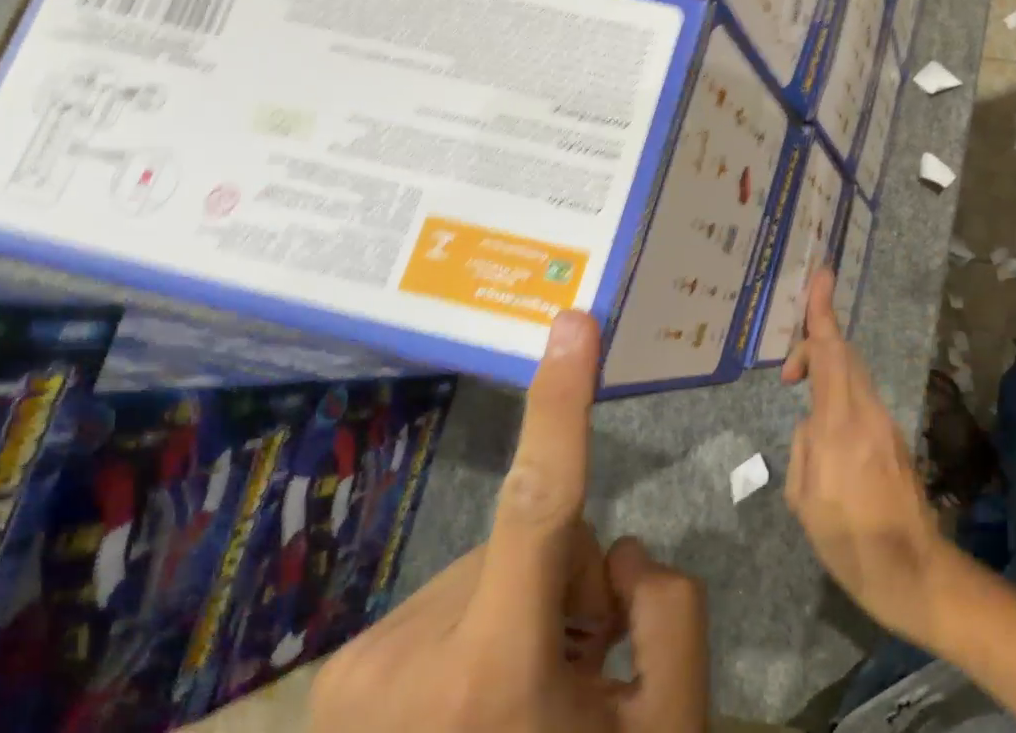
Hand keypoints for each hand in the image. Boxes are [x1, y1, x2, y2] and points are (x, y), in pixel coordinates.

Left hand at [310, 313, 707, 732]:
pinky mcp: (342, 679)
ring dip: (531, 606)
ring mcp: (358, 671)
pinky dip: (488, 627)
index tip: (572, 322)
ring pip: (489, 571)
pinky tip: (491, 700)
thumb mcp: (673, 718)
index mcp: (498, 669)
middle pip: (530, 544)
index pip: (541, 501)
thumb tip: (616, 551)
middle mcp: (406, 656)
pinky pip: (449, 604)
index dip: (562, 403)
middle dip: (574, 579)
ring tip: (536, 693)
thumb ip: (673, 606)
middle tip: (588, 664)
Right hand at [783, 268, 953, 642]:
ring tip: (800, 387)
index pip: (833, 354)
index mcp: (842, 426)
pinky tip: (824, 423)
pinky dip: (840, 395)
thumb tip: (812, 423)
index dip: (824, 313)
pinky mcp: (894, 441)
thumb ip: (804, 449)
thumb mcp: (805, 500)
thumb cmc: (849, 542)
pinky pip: (862, 402)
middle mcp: (869, 415)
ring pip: (857, 378)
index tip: (822, 276)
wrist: (910, 568)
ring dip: (830, 371)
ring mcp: (886, 426)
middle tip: (788, 369)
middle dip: (818, 345)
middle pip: (848, 358)